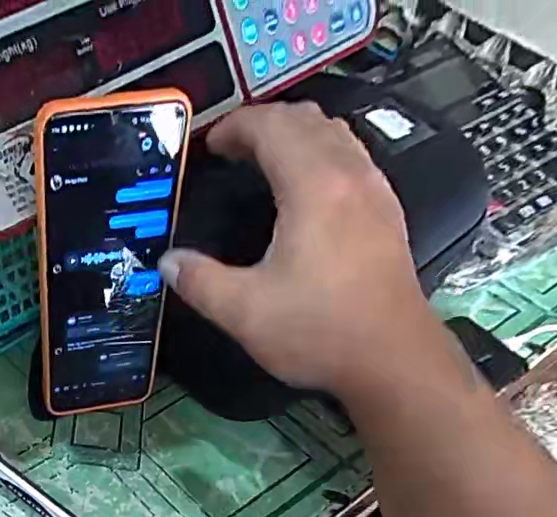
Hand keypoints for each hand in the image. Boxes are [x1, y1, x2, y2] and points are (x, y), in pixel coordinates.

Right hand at [159, 103, 449, 402]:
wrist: (388, 356)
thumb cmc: (316, 330)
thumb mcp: (241, 310)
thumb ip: (198, 281)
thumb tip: (169, 263)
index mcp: (314, 190)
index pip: (275, 129)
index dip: (237, 127)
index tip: (208, 143)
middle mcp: (351, 178)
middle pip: (310, 121)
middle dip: (265, 123)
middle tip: (228, 148)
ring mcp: (375, 194)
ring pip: (336, 136)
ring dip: (294, 135)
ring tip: (259, 160)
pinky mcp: (384, 215)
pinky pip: (350, 160)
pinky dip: (317, 156)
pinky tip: (298, 189)